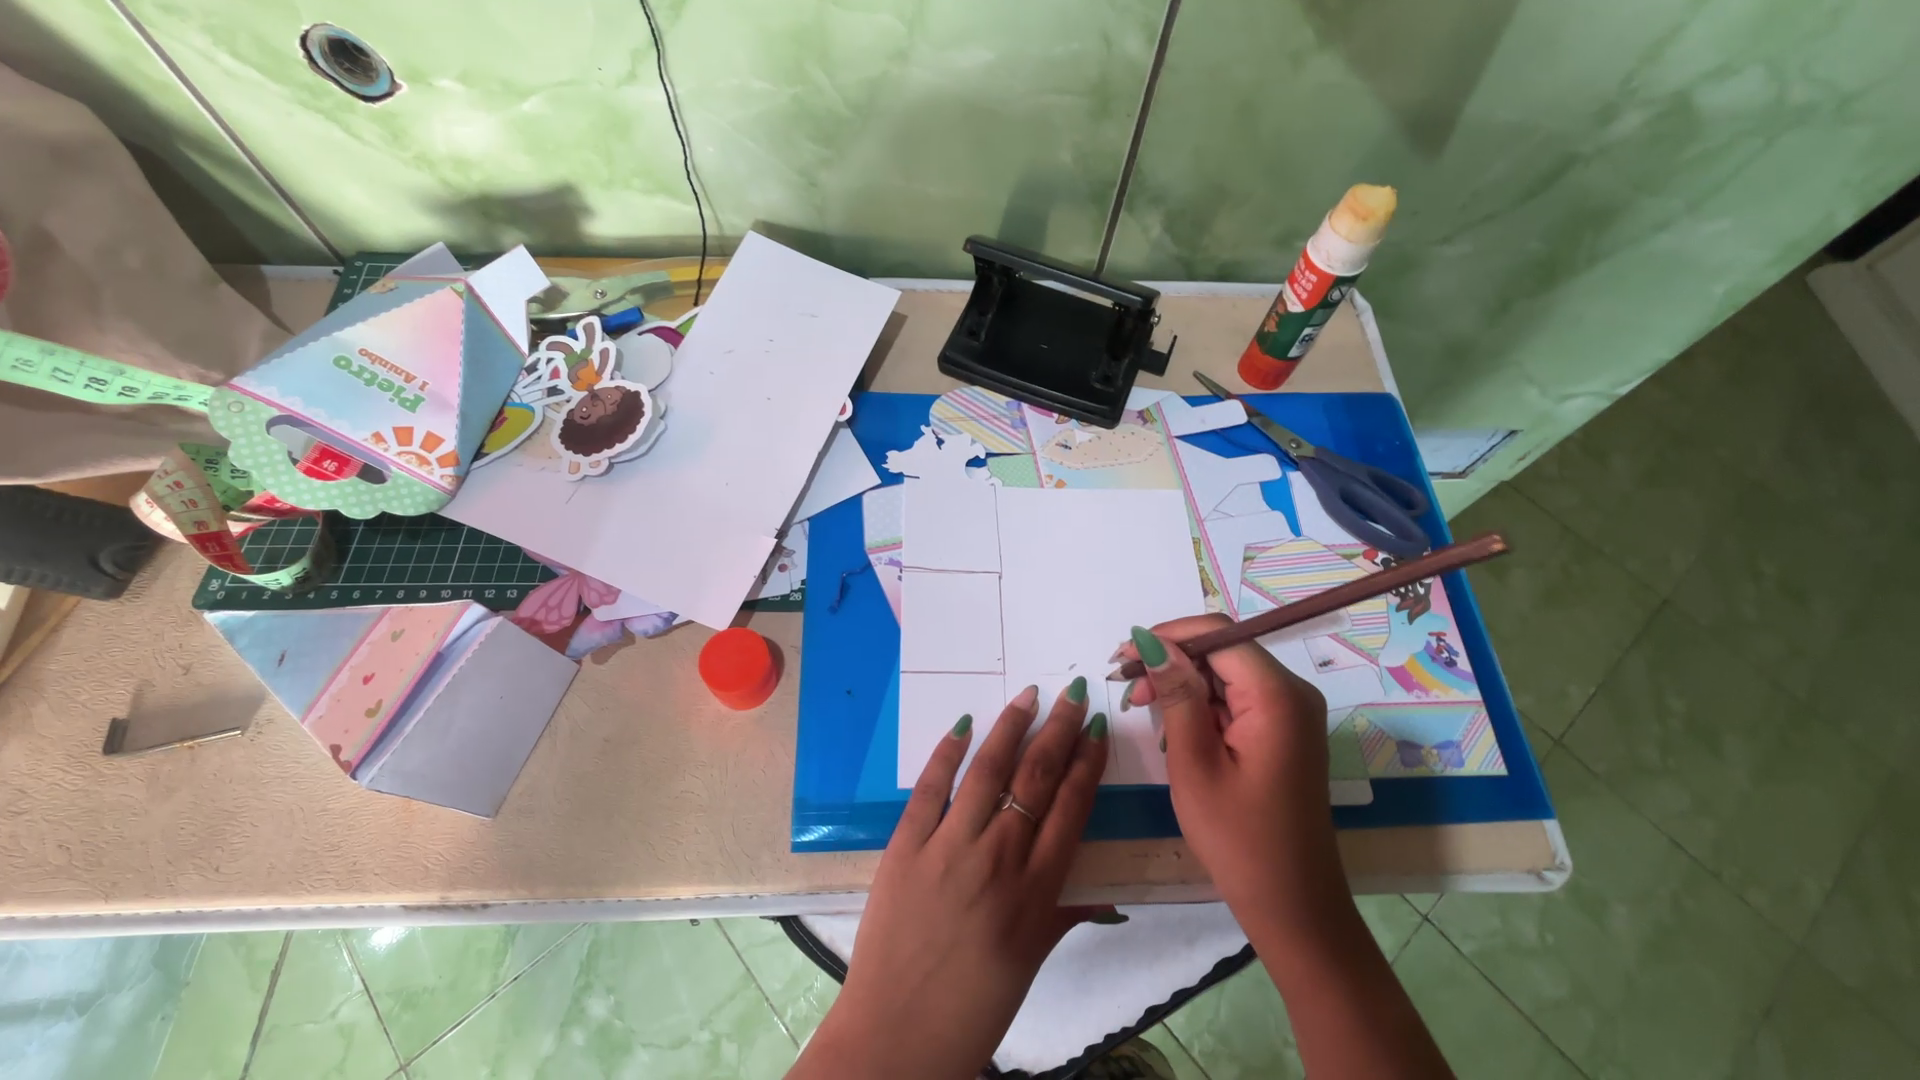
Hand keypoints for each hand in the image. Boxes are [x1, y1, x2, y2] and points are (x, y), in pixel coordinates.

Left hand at [790, 681, 1112, 1079]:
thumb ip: (1065, 915)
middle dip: (1057, 730)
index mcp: (1037, 889)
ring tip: (1027, 696)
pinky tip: (961, 726)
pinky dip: (945, 754)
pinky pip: (928, 790)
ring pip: (986, 772)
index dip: (1086, 762)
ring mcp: (948, 848)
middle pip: (1036, 778)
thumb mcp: (1032, 960)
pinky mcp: (905, 847)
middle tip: (1070, 692)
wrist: (898, 1033)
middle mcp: (998, 858)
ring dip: (1009, 728)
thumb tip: (1102, 896)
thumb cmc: (975, 1006)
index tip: (1095, 727)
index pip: (1071, 807)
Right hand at [1114, 618, 1335, 906]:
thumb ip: (1175, 695)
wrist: (1292, 903)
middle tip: (1126, 686)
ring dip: (1183, 683)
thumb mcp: (1194, 763)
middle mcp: (1292, 693)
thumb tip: (1151, 642)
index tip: (1123, 655)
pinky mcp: (1285, 733)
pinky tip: (1174, 728)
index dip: (1168, 635)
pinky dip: (1202, 706)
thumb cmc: (1237, 838)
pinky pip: (1238, 700)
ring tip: (1142, 707)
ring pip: (1227, 675)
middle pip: (1224, 651)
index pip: (1218, 635)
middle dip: (1172, 660)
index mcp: (1276, 695)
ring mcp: (1292, 714)